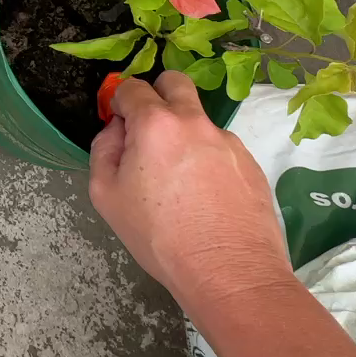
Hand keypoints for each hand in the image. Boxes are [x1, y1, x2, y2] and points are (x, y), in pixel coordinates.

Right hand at [88, 72, 292, 305]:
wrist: (231, 275)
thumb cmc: (160, 236)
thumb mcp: (106, 194)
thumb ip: (103, 148)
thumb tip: (118, 130)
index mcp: (155, 124)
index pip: (131, 87)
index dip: (120, 102)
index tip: (120, 125)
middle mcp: (193, 121)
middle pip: (174, 82)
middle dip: (157, 94)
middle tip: (151, 128)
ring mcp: (227, 141)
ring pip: (199, 119)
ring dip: (185, 134)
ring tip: (182, 180)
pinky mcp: (252, 163)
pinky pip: (221, 147)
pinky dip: (209, 159)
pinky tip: (207, 196)